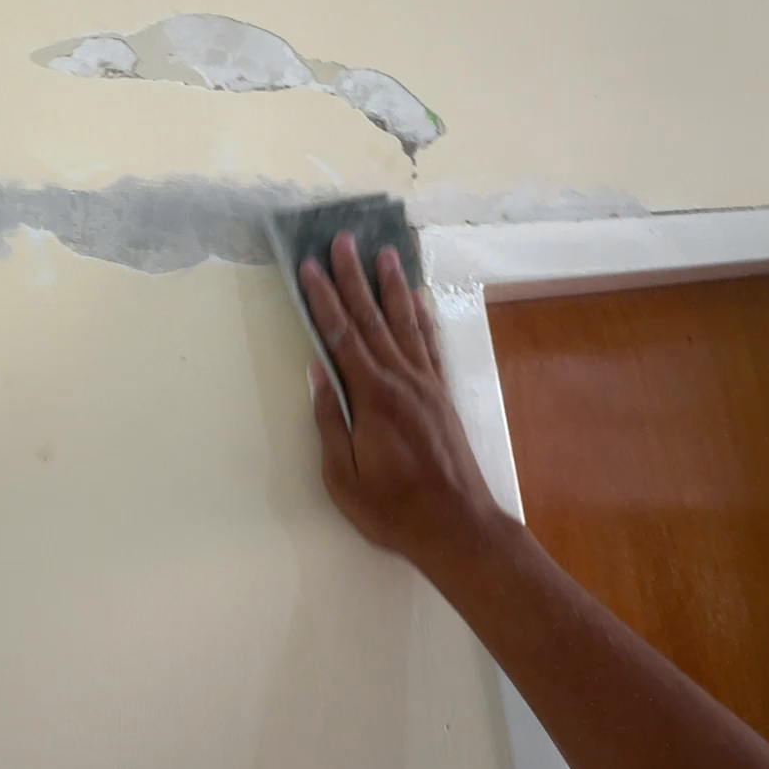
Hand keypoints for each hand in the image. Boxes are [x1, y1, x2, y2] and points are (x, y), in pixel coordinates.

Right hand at [301, 233, 502, 569]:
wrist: (458, 527)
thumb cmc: (392, 508)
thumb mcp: (343, 476)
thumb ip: (329, 420)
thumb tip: (317, 372)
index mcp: (372, 397)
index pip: (341, 337)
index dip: (323, 300)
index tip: (310, 267)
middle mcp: (401, 379)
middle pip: (371, 318)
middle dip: (353, 278)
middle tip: (343, 240)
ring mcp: (425, 383)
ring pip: (404, 323)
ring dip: (391, 285)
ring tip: (384, 252)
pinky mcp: (441, 393)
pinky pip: (430, 344)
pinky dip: (421, 316)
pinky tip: (417, 298)